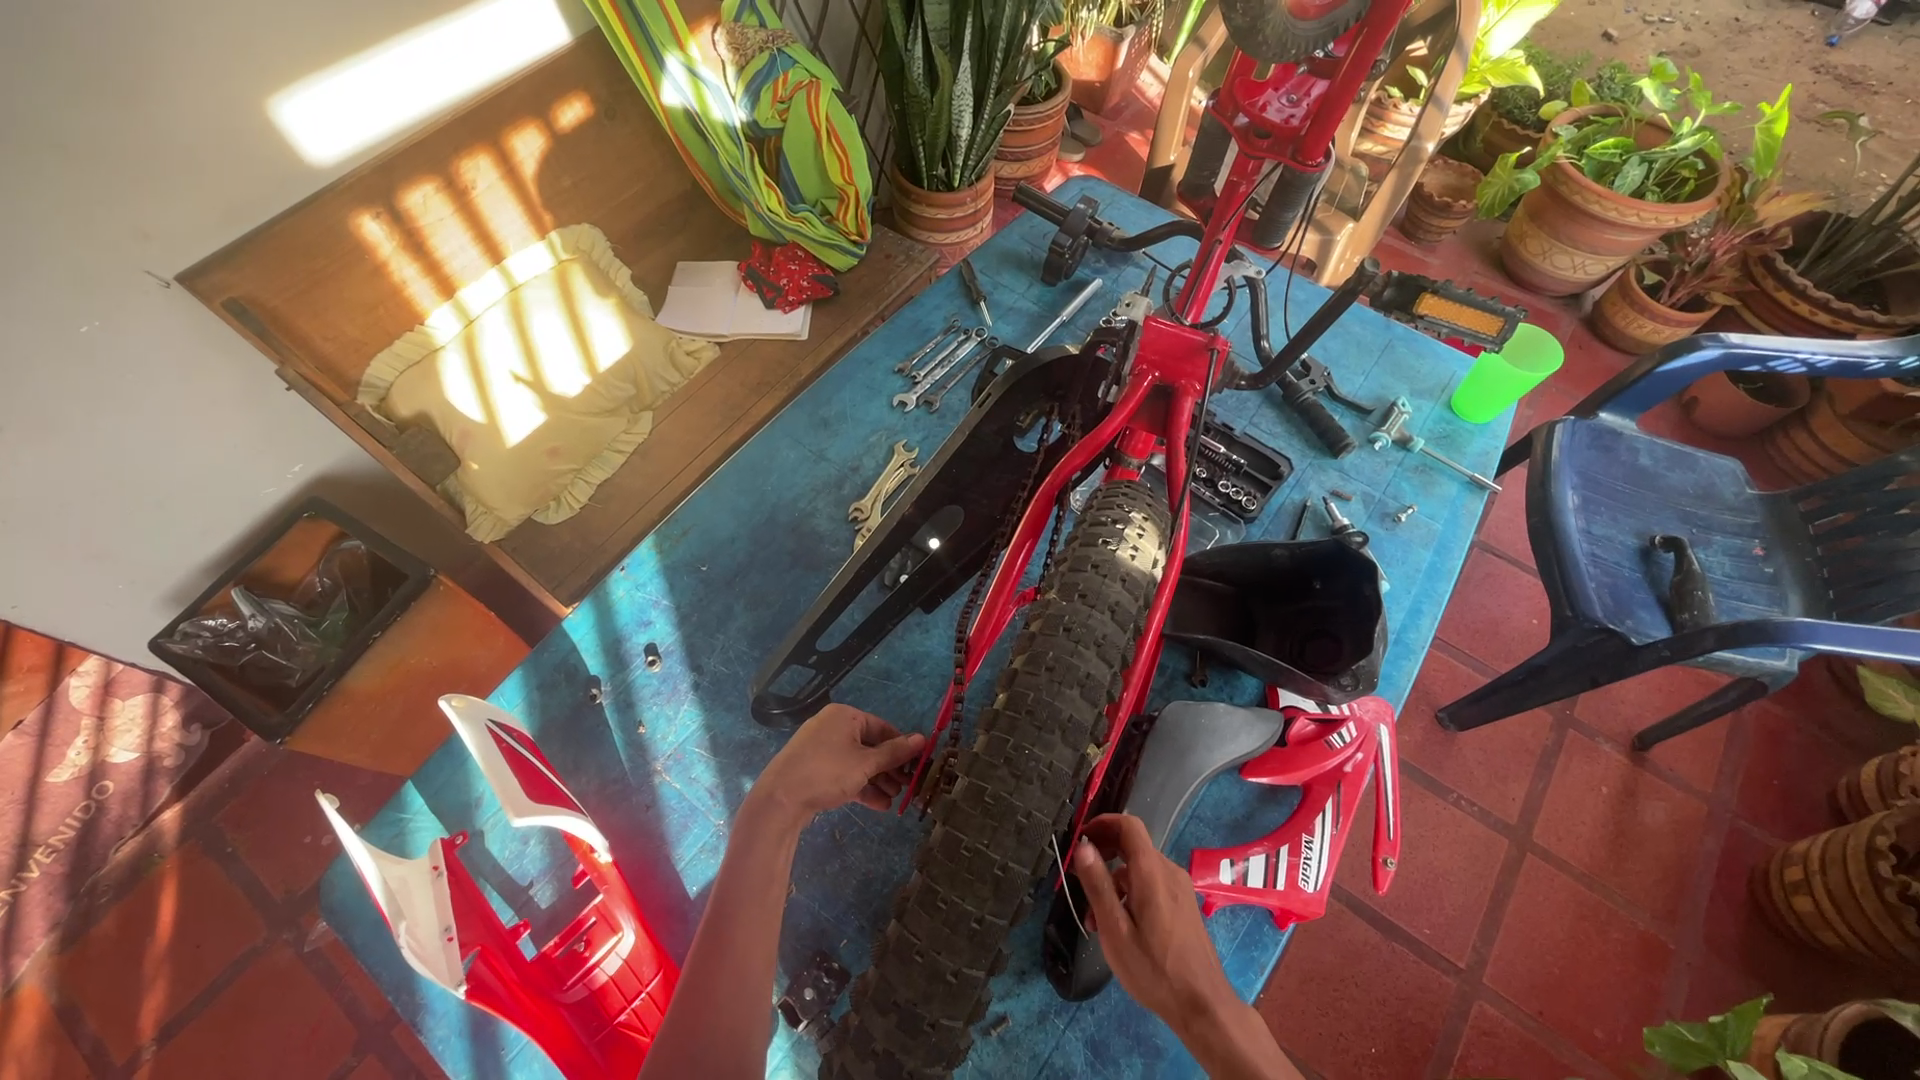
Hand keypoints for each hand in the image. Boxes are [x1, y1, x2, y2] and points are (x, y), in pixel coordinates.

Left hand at [751, 704, 924, 825]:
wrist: (780, 799)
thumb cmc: (827, 772)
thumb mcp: (866, 763)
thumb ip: (895, 753)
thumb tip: (922, 739)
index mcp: (845, 716)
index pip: (883, 728)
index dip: (902, 747)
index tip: (917, 767)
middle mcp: (833, 727)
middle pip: (871, 746)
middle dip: (890, 769)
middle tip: (906, 788)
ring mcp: (822, 749)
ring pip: (858, 762)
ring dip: (878, 780)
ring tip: (893, 799)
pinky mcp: (815, 769)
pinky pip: (845, 774)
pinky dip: (861, 786)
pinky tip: (879, 805)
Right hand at [1071, 813, 1236, 1029]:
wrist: (1202, 1004)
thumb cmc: (1153, 969)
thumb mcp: (1115, 929)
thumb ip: (1098, 884)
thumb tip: (1083, 846)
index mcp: (1152, 872)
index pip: (1128, 825)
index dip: (1102, 823)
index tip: (1080, 837)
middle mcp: (1169, 872)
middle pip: (1132, 846)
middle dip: (1103, 857)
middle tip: (1079, 881)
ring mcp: (1180, 889)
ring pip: (1139, 869)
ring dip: (1114, 882)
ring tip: (1095, 918)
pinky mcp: (1183, 905)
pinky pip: (1152, 885)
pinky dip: (1130, 893)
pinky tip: (1121, 926)